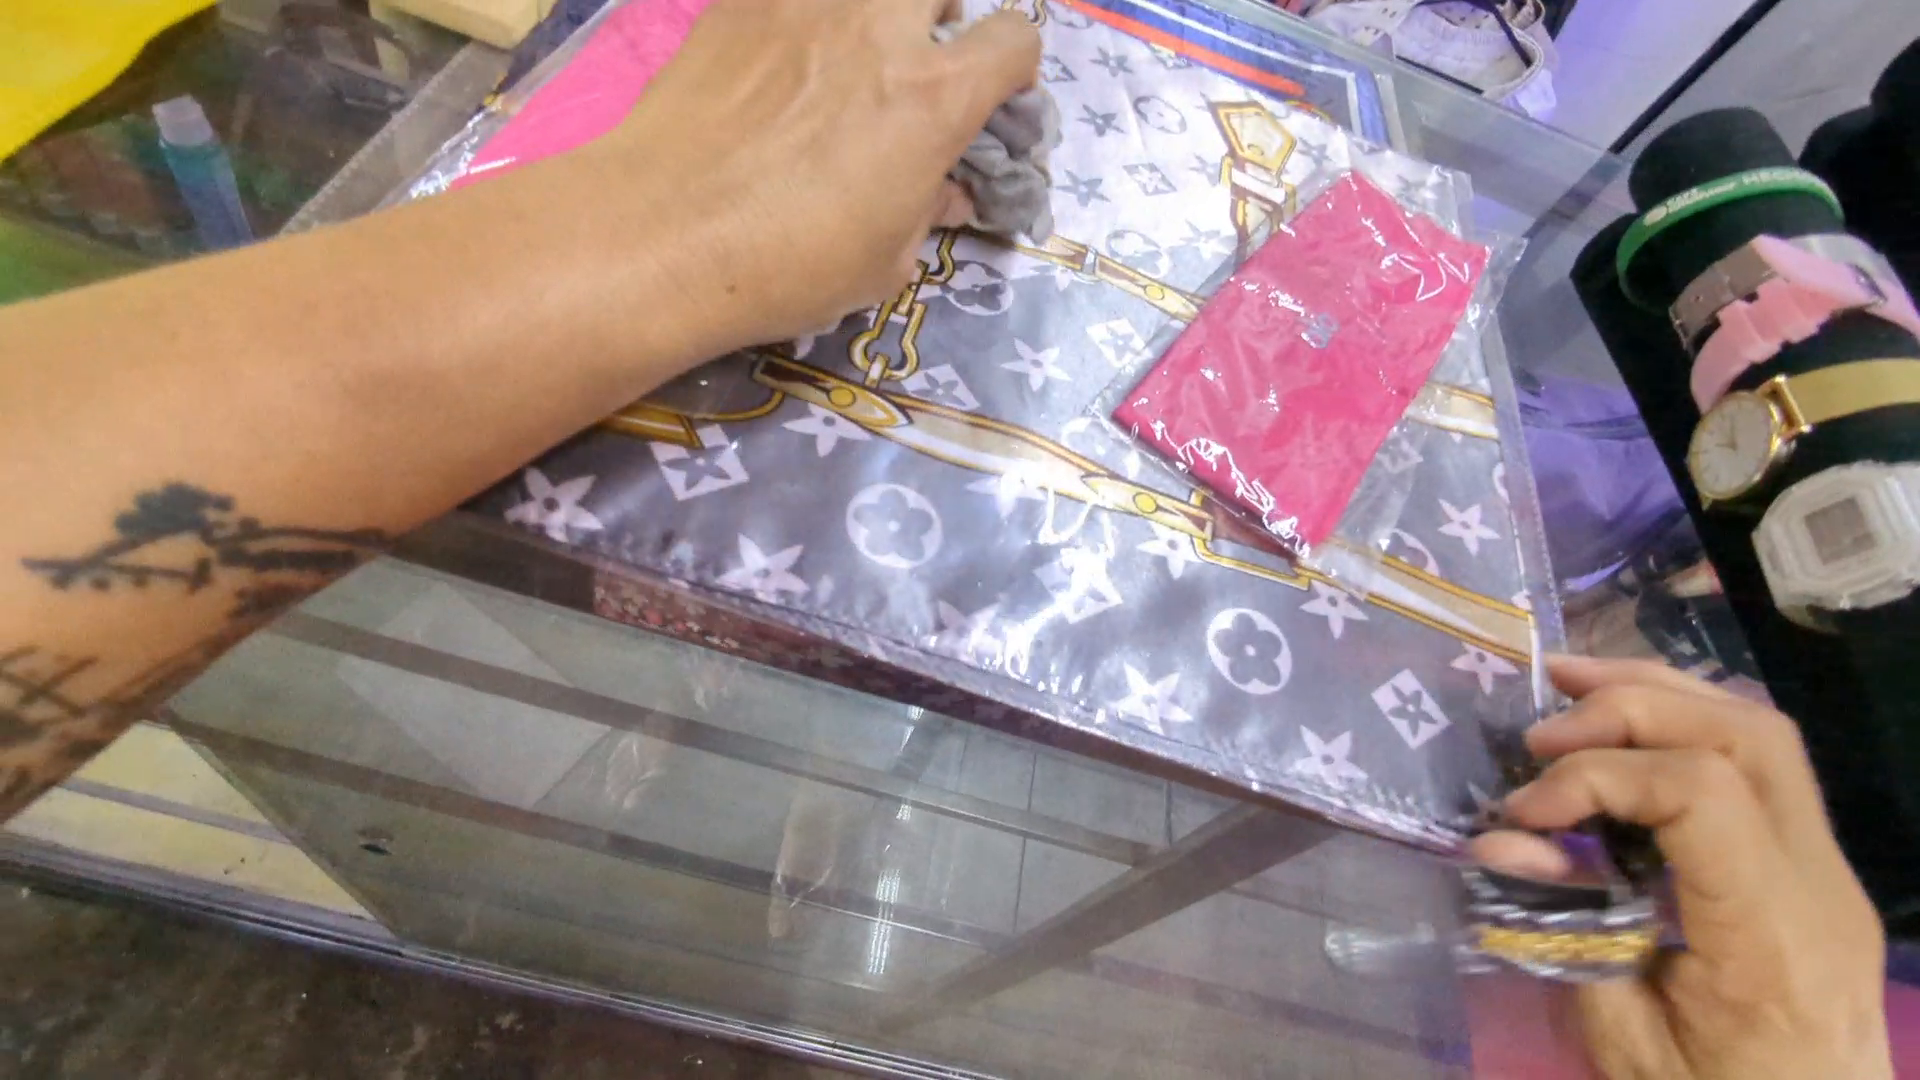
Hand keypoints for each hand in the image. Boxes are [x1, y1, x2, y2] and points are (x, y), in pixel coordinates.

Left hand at [581, 0, 1039, 352]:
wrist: (671, 235)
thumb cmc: (796, 266)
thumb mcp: (886, 262)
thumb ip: (927, 210)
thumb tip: (947, 192)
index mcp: (934, 97)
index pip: (1013, 39)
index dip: (1015, 69)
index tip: (996, 99)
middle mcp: (880, 25)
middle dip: (944, 18)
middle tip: (915, 67)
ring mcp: (806, 1)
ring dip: (875, 16)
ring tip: (847, 62)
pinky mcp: (741, 2)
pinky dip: (805, 21)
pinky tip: (779, 68)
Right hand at [1471, 656, 1890, 1079]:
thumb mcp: (1618, 1033)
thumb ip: (1559, 927)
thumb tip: (1494, 841)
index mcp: (1775, 933)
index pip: (1700, 794)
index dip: (1595, 778)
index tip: (1524, 814)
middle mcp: (1818, 881)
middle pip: (1743, 737)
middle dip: (1624, 709)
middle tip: (1536, 734)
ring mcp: (1822, 862)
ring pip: (1758, 728)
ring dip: (1649, 690)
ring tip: (1562, 682)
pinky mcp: (1800, 855)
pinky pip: (1751, 753)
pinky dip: (1673, 713)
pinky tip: (1610, 714)